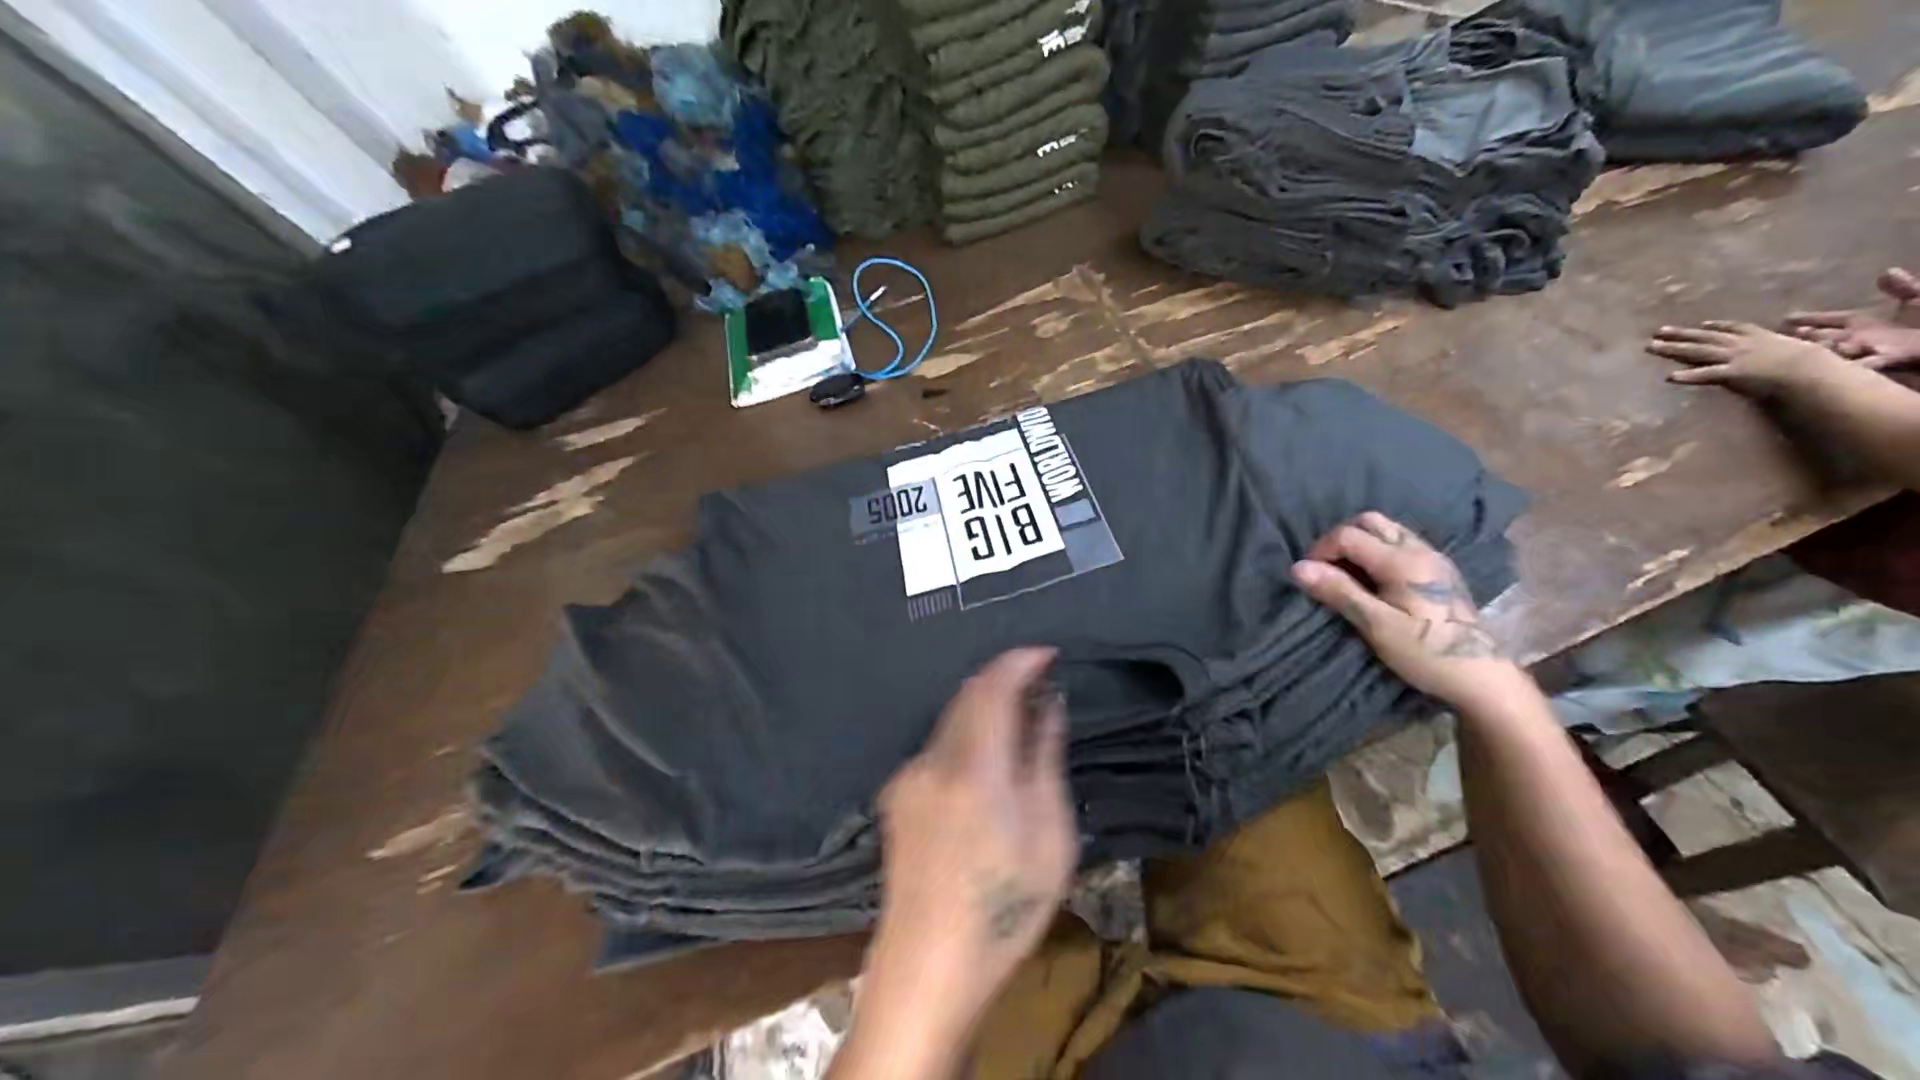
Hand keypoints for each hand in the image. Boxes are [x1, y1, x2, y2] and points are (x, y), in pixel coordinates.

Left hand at [864, 647, 1078, 1043]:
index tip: (1047, 653)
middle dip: (1003, 679)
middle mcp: (932, 761)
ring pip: (950, 719)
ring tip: (1020, 719)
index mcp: (973, 768)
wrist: (926, 969)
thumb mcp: (1048, 838)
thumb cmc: (1003, 909)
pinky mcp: (896, 798)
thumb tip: (1049, 705)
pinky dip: (966, 735)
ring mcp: (907, 779)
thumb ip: (1044, 759)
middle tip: (1040, 683)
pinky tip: (987, 760)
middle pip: (966, 695)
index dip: (1020, 660)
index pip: (992, 686)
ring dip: (984, 707)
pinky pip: (937, 747)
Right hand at [1291, 512, 1525, 712]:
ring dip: (1359, 543)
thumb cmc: (1425, 653)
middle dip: (1340, 539)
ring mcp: (1433, 558)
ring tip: (1347, 574)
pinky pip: (1399, 543)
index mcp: (1403, 561)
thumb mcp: (1376, 625)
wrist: (1481, 677)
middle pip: (1370, 521)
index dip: (1321, 550)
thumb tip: (1298, 568)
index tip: (1310, 577)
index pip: (1348, 535)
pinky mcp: (1439, 570)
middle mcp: (1420, 550)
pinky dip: (1376, 551)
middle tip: (1327, 569)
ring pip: (1386, 530)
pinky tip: (1373, 580)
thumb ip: (1339, 592)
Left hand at [1647, 320, 1847, 394]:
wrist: (1817, 371)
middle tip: (1658, 332)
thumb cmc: (1816, 364)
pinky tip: (1669, 378)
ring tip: (1650, 346)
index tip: (1703, 324)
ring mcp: (1736, 358)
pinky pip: (1705, 374)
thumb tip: (1795, 354)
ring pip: (1697, 352)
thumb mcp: (1803, 351)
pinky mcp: (1733, 374)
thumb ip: (1791, 351)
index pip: (1737, 328)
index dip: (1719, 327)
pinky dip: (1688, 376)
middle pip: (1706, 338)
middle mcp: (1744, 345)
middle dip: (1681, 334)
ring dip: (1672, 349)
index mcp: (1763, 338)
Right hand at [1784, 268, 1919, 369]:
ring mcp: (1870, 350)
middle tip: (1783, 337)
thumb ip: (1904, 288)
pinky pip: (1865, 364)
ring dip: (1823, 351)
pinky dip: (1852, 366)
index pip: (1827, 319)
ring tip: (1805, 349)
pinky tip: (1838, 365)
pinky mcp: (1889, 360)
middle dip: (1803, 338)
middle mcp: (1859, 336)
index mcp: (1864, 321)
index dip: (1807, 319)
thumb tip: (1887, 272)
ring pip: (1835, 352)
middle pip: (1822, 338)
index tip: (1785, 319)